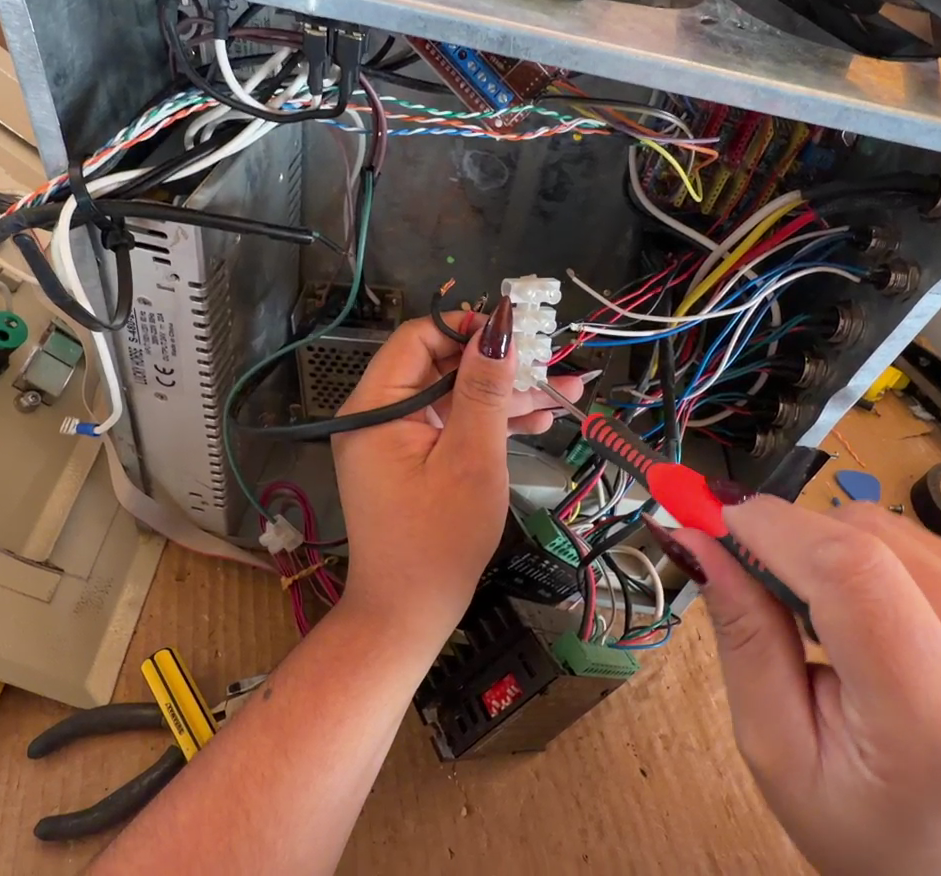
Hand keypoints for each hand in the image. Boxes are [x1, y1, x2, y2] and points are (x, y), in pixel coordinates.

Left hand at [330, 311, 580, 637]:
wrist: (410, 614)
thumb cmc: (438, 539)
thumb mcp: (471, 458)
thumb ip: (484, 389)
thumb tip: (499, 328)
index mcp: (375, 406)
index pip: (418, 338)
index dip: (467, 328)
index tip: (517, 333)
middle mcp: (378, 414)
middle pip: (441, 366)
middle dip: (499, 365)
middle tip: (552, 362)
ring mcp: (395, 439)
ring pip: (454, 397)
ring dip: (504, 395)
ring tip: (565, 391)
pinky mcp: (413, 460)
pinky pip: (452, 426)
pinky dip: (489, 423)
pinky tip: (537, 420)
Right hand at [676, 499, 940, 875]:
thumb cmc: (870, 836)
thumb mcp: (779, 753)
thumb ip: (744, 639)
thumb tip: (697, 541)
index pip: (853, 574)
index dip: (773, 526)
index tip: (712, 515)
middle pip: (874, 539)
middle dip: (796, 538)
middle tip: (751, 574)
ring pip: (900, 532)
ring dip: (836, 549)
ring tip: (819, 616)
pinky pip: (933, 551)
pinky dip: (879, 562)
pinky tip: (868, 617)